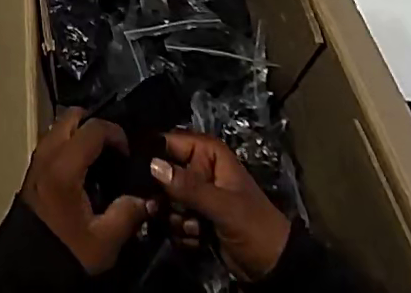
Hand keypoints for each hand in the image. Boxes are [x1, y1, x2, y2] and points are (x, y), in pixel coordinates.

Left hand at [19, 107, 153, 274]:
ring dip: (81, 131)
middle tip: (114, 147)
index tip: (129, 152)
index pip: (93, 128)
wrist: (27, 268)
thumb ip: (128, 213)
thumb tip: (146, 198)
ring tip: (101, 156)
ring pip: (60, 125)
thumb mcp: (104, 241)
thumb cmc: (66, 250)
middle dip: (95, 123)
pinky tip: (85, 167)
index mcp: (65, 165)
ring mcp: (37, 157)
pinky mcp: (34, 167)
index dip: (115, 132)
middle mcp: (48, 152)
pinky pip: (53, 139)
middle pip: (72, 116)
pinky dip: (70, 141)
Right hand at [152, 130, 290, 279]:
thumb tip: (152, 165)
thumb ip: (188, 186)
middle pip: (163, 171)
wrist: (275, 269)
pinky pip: (173, 218)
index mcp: (207, 152)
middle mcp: (198, 167)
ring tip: (194, 228)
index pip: (169, 142)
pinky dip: (181, 230)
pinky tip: (198, 239)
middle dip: (164, 196)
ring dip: (175, 217)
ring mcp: (196, 193)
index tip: (135, 171)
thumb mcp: (223, 206)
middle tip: (171, 210)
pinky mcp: (194, 216)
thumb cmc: (255, 227)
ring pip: (166, 198)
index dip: (152, 154)